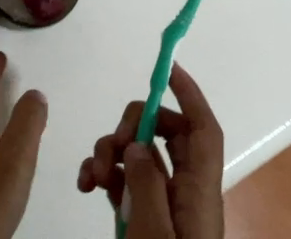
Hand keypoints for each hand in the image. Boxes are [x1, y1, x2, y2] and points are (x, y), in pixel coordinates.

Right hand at [75, 64, 224, 238]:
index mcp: (199, 193)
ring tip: (91, 176)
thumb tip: (136, 144)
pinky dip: (105, 176)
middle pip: (165, 135)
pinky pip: (126, 181)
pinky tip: (87, 187)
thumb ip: (145, 183)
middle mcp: (185, 193)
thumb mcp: (153, 233)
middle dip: (133, 126)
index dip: (190, 95)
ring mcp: (164, 205)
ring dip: (110, 153)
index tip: (167, 67)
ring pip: (139, 156)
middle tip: (111, 143)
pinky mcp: (145, 218)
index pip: (203, 131)